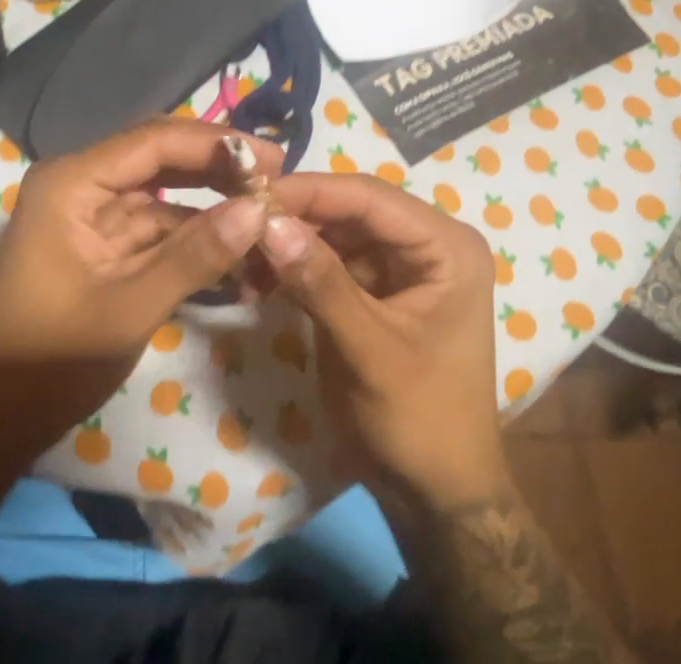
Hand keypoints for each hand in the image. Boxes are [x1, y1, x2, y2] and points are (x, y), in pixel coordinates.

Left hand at [0, 119, 284, 458]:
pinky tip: (236, 251)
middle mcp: (75, 188)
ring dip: (209, 210)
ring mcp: (85, 220)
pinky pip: (150, 233)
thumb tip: (259, 209)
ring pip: (159, 199)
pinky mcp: (95, 251)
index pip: (153, 142)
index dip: (218, 144)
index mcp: (70, 184)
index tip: (278, 159)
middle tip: (279, 183)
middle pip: (157, 162)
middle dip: (217, 171)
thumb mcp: (130, 307)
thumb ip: (195, 256)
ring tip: (269, 217)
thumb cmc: (51, 361)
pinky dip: (190, 242)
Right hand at [261, 173, 506, 507]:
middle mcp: (425, 245)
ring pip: (331, 234)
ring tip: (239, 263)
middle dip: (291, 219)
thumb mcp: (369, 350)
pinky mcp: (372, 293)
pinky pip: (326, 265)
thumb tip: (267, 222)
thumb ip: (321, 283)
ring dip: (285, 245)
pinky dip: (292, 270)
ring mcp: (398, 269)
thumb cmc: (419, 419)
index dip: (308, 191)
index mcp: (447, 248)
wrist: (434, 488)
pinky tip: (255, 283)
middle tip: (233, 229)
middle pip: (348, 211)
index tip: (247, 196)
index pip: (369, 197)